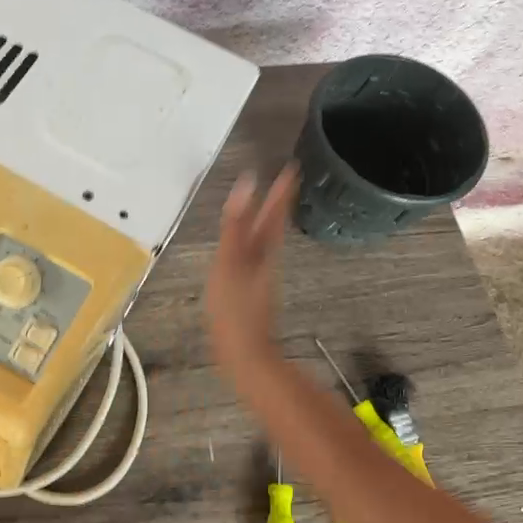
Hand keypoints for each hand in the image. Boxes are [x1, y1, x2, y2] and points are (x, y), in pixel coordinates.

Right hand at [204, 166, 298, 366]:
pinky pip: (257, 256)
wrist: (245, 354)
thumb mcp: (230, 262)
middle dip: (278, 203)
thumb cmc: (235, 309)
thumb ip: (236, 223)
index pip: (274, 213)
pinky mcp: (253, 292)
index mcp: (262, 251)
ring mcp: (261, 277)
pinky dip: (256, 241)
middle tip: (286, 180)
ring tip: (269, 204)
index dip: (281, 192)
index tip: (292, 168)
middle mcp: (266, 260)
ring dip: (268, 220)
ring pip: (267, 241)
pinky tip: (248, 246)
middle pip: (273, 226)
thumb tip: (248, 182)